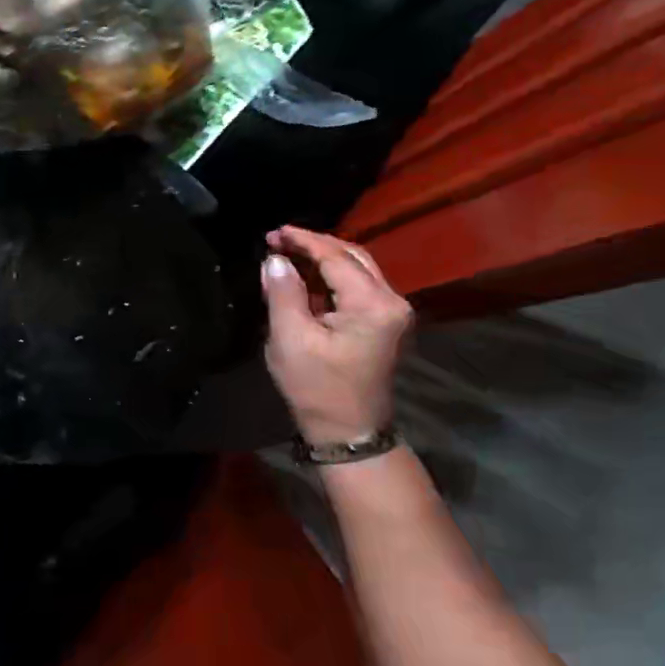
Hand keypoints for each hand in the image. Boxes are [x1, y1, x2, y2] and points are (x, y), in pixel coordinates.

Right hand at [260, 225, 411, 447]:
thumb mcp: (290, 339)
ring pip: (357, 268)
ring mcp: (392, 312)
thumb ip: (283, 293)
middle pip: (352, 256)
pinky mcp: (384, 322)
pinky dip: (331, 276)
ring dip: (322, 259)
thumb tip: (275, 259)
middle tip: (277, 240)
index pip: (336, 257)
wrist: (348, 432)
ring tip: (286, 253)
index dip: (303, 240)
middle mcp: (391, 301)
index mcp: (373, 304)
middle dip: (313, 245)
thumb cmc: (316, 389)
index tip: (273, 233)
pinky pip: (358, 286)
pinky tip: (304, 276)